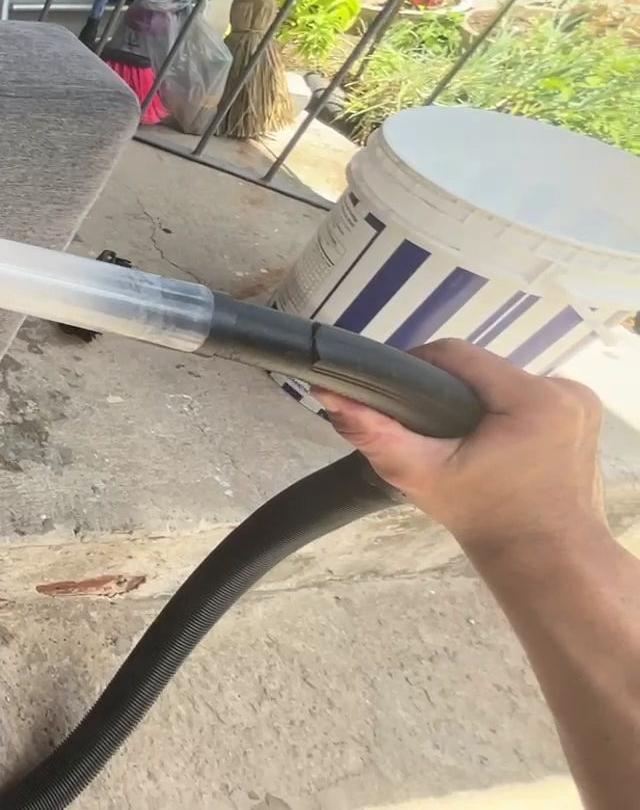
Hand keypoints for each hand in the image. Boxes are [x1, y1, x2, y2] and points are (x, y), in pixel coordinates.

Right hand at [312, 339, 606, 561]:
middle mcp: (566, 391)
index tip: (391, 399)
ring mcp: (580, 403)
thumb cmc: (480, 511)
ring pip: (493, 378)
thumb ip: (368, 429)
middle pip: (474, 366)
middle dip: (436, 387)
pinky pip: (516, 392)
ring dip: (460, 396)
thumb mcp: (412, 470)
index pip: (453, 354)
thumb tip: (324, 390)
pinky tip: (474, 433)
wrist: (545, 554)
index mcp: (535, 398)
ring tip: (439, 429)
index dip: (410, 368)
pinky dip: (487, 406)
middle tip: (413, 421)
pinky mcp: (582, 415)